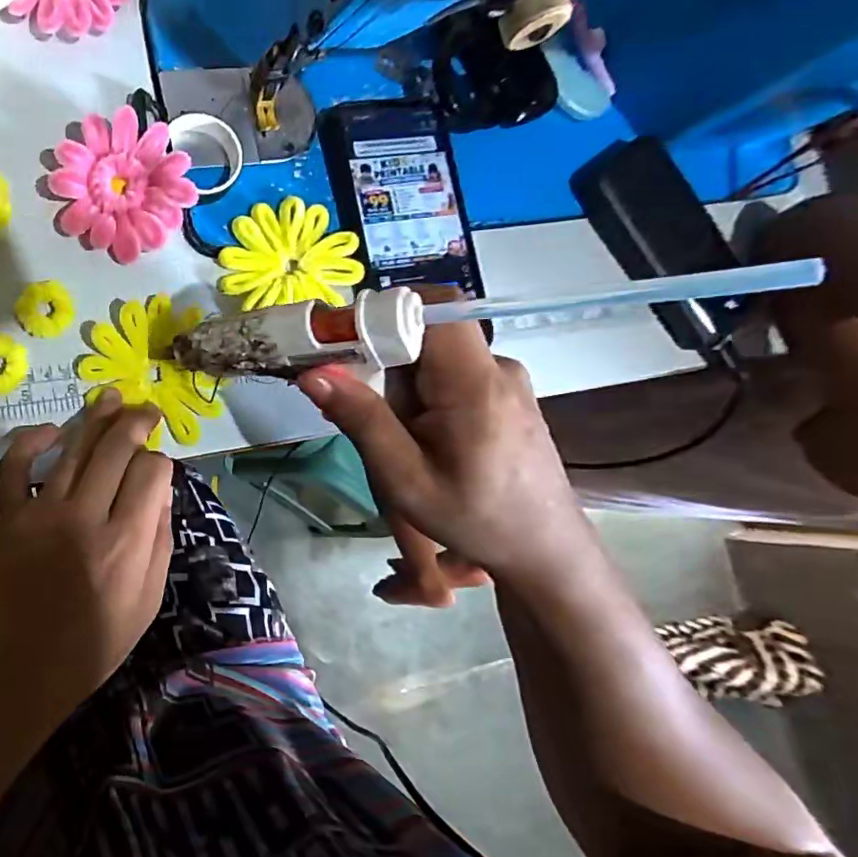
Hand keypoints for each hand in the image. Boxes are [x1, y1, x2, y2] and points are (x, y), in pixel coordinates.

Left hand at [0, 390, 174, 719]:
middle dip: (136, 422)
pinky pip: (15, 466)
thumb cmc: (99, 637)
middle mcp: (85, 517)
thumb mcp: (150, 596)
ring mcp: (42, 513)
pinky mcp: (10, 516)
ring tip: (112, 398)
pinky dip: (31, 442)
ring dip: (96, 417)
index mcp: (125, 540)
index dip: (160, 461)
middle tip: (146, 411)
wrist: (30, 662)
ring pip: (74, 449)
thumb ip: (159, 537)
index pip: (150, 471)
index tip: (158, 468)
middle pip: (116, 448)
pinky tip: (53, 430)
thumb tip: (161, 487)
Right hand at [297, 322, 597, 602]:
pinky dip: (425, 394)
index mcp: (474, 382)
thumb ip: (361, 419)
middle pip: (425, 332)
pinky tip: (425, 439)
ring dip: (404, 385)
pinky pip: (451, 372)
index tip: (342, 344)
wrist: (544, 550)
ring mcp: (504, 378)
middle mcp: (495, 367)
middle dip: (386, 361)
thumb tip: (313, 373)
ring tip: (403, 440)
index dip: (383, 312)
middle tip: (371, 413)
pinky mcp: (505, 392)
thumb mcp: (404, 478)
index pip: (433, 306)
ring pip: (434, 355)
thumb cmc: (475, 518)